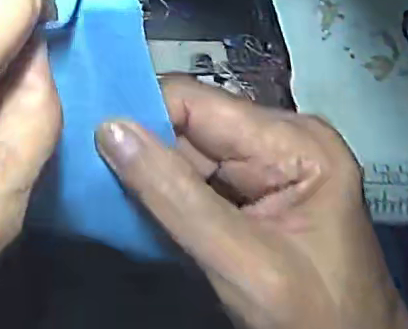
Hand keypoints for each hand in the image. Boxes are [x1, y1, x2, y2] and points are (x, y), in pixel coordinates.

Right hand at [96, 77, 407, 328]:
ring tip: (110, 185)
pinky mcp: (252, 184)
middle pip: (184, 121)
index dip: (139, 114)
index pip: (192, 101)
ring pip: (181, 144)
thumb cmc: (317, 325)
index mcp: (295, 140)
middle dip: (143, 146)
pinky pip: (191, 170)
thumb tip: (107, 127)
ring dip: (149, 169)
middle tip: (95, 166)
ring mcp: (266, 158)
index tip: (91, 136)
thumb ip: (175, 197)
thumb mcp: (245, 267)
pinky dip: (164, 188)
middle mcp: (279, 133)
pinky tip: (141, 201)